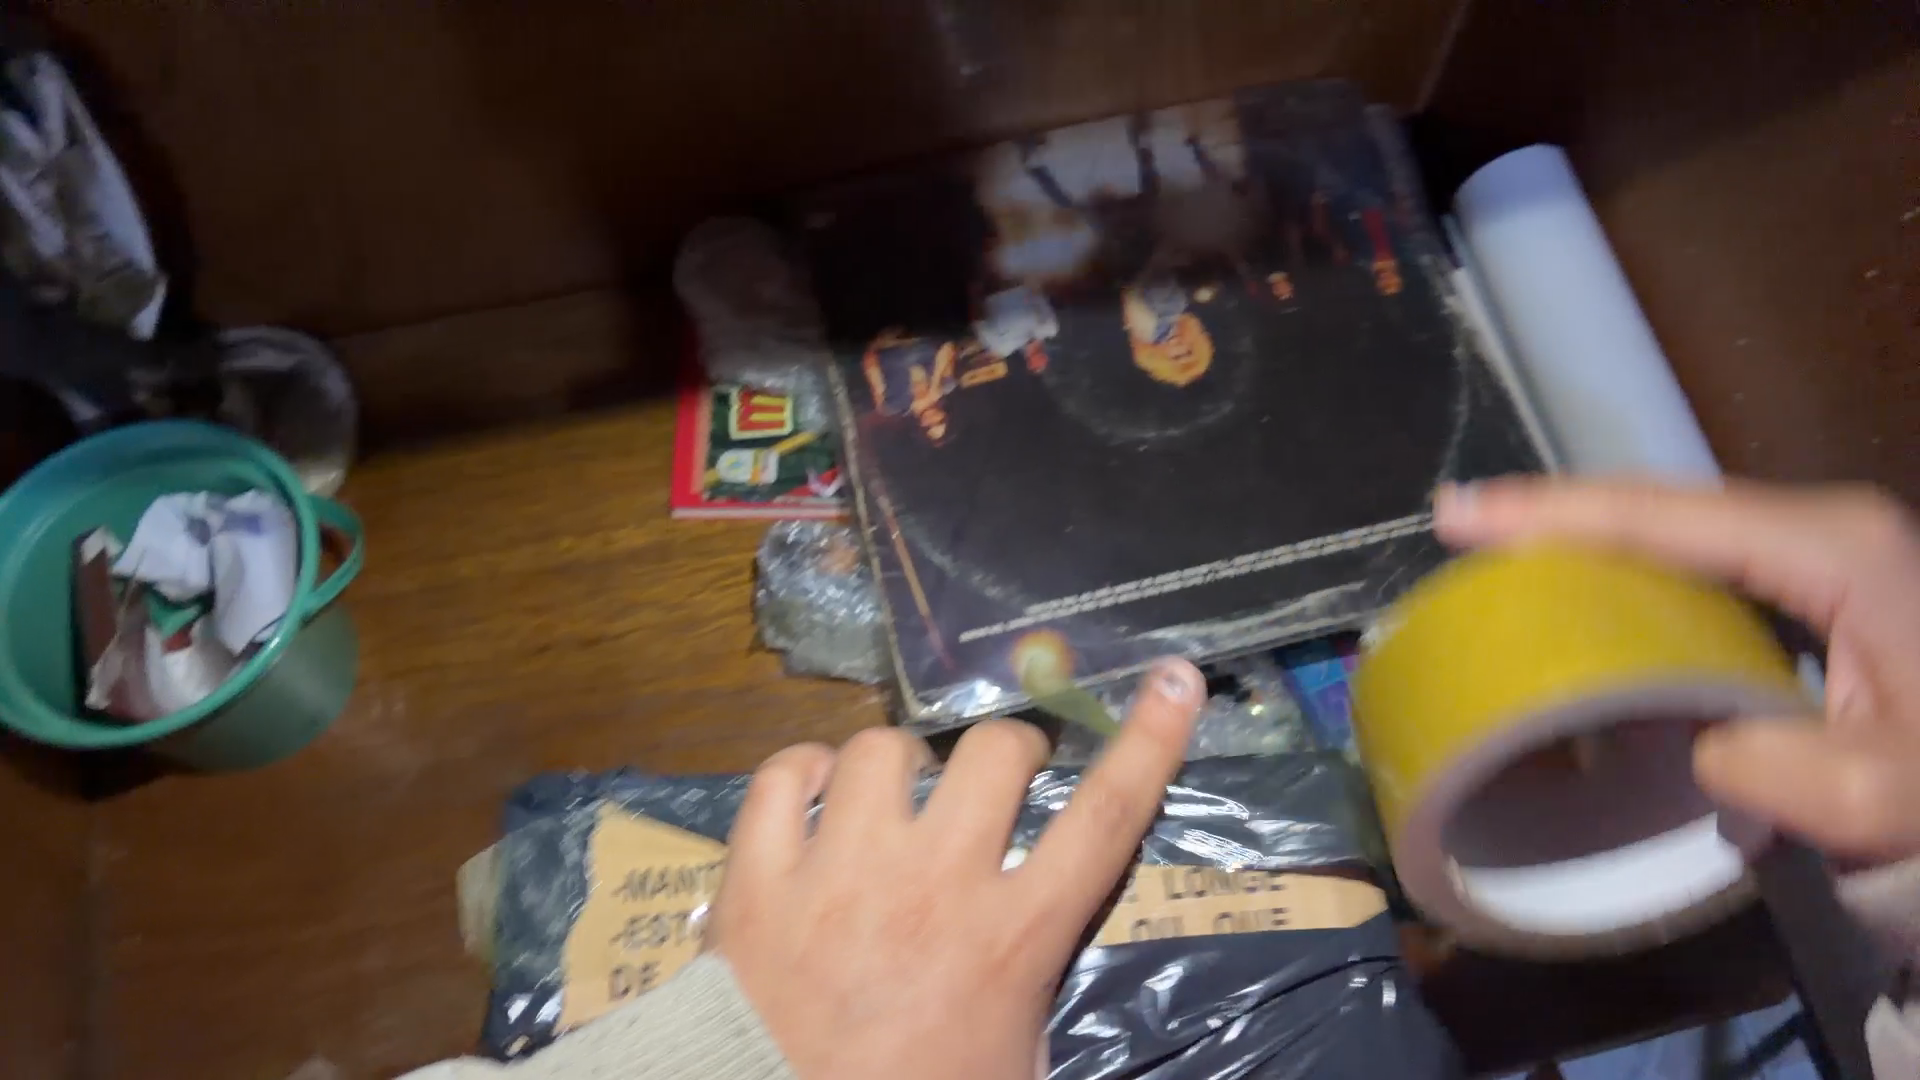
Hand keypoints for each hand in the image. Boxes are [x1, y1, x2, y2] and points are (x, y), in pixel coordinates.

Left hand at [710, 659, 1206, 1079]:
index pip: (1105, 820)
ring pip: (882, 750)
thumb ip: (1046, 993)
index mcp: (1009, 936)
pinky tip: (814, 789)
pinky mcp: (761, 878)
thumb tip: (1051, 931)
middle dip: (1008, 748)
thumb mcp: (1018, 1067)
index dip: (1149, 741)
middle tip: (998, 776)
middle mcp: (932, 883)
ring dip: (899, 760)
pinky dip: (802, 769)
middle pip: (993, 754)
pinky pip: (783, 777)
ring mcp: (839, 871)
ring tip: (894, 792)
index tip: (1174, 679)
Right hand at [1435, 477, 1919, 861]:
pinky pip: (1677, 547)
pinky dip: (1607, 551)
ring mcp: (1806, 544)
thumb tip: (1709, 751)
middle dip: (1542, 507)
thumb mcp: (1909, 789)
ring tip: (1489, 533)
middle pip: (1646, 499)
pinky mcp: (1802, 571)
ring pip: (1659, 519)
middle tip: (1456, 518)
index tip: (1456, 516)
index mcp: (1826, 547)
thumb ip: (1825, 779)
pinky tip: (1567, 567)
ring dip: (1568, 526)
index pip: (1652, 514)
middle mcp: (1808, 524)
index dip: (1544, 512)